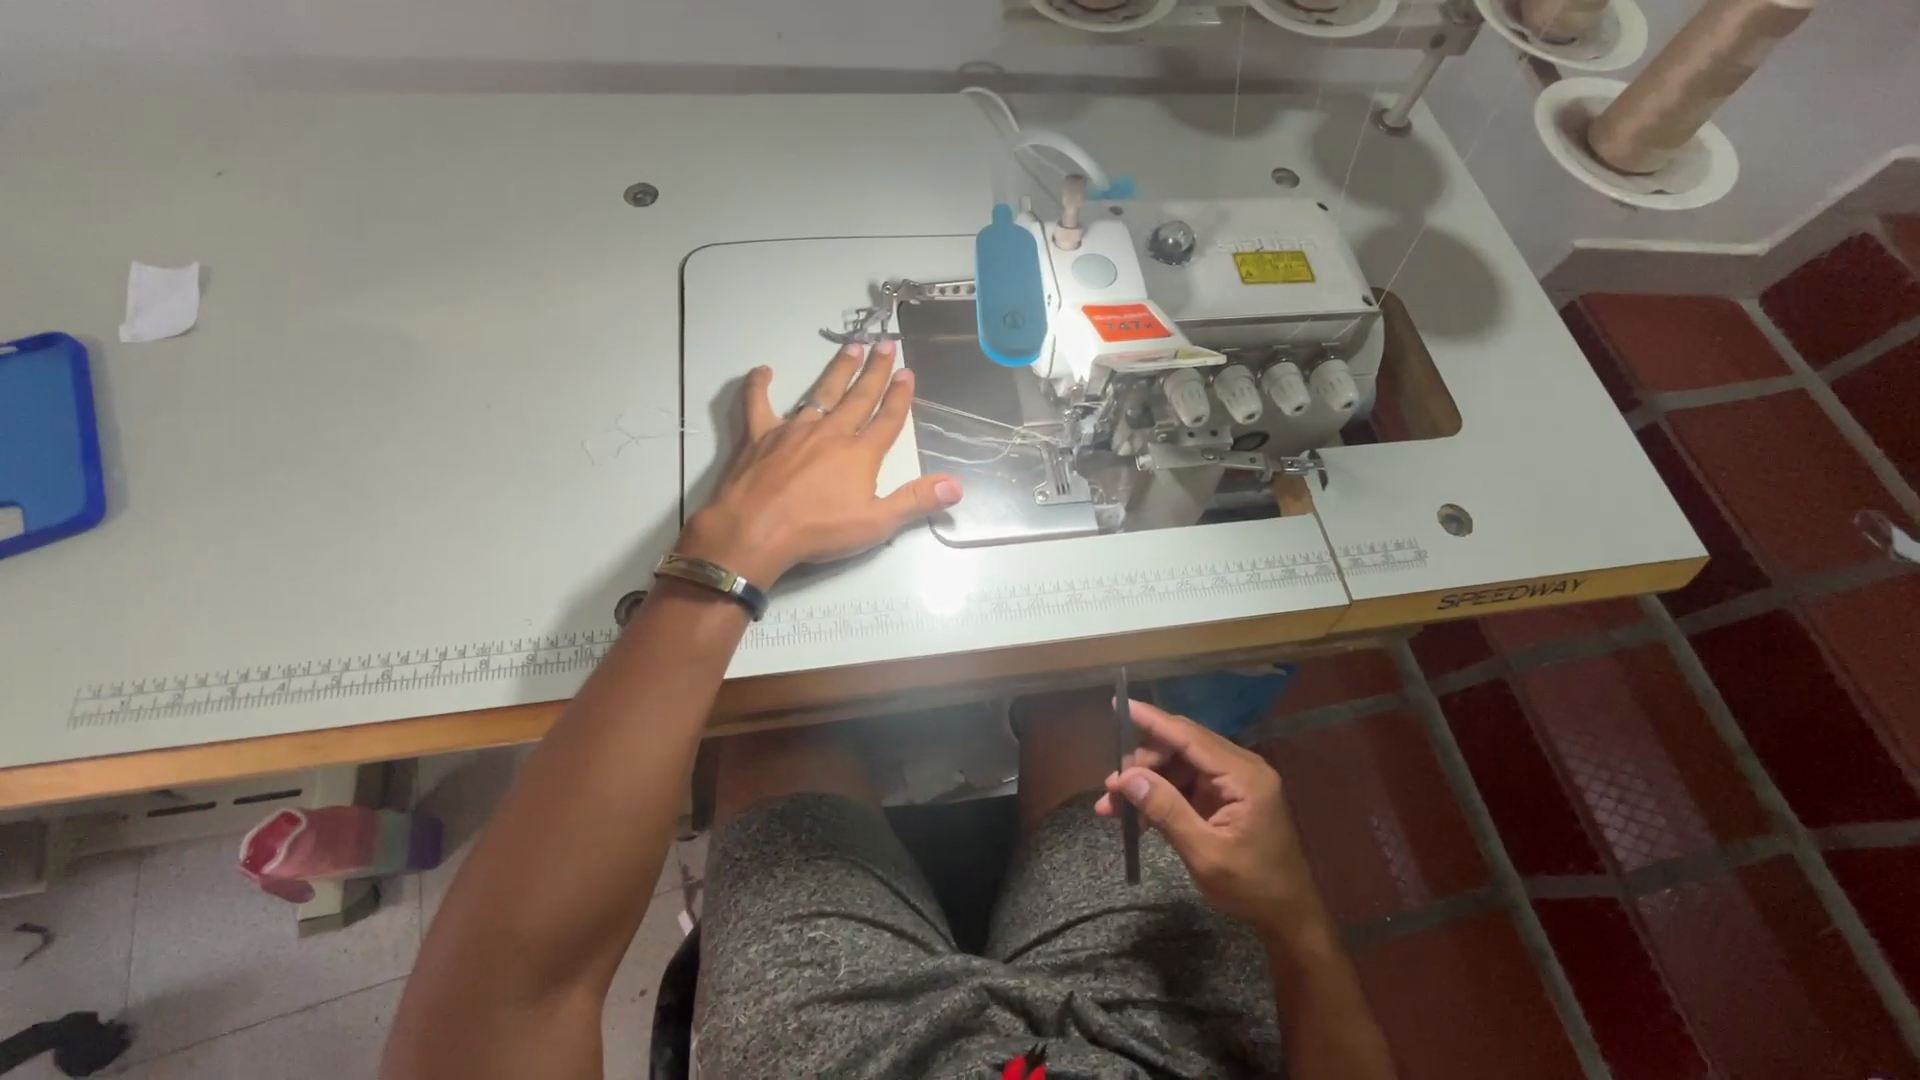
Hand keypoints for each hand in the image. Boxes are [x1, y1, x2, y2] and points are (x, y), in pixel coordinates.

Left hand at [677, 341, 962, 584]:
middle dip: (875, 370)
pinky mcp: (759, 435)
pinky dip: (759, 385)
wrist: (755, 531)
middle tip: (886, 344)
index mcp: (860, 453)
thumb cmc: (818, 531)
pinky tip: (764, 370)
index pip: (888, 418)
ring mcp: (793, 429)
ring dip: (837, 369)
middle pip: (858, 396)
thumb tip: (956, 485)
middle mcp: (831, 432)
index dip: (901, 396)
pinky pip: (757, 403)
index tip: (909, 373)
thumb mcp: (876, 523)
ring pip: (820, 392)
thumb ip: (916, 501)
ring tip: (851, 347)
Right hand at [1097, 699, 1329, 944]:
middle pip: (1181, 748)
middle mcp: (1242, 768)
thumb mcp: (1205, 853)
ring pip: (1179, 766)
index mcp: (1245, 776)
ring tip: (1113, 808)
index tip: (1119, 705)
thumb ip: (1166, 810)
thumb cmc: (1252, 887)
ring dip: (1147, 783)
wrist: (1289, 919)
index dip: (1153, 721)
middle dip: (1142, 764)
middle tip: (1110, 789)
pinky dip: (1161, 796)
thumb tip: (1126, 777)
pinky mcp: (1227, 797)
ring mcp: (1235, 782)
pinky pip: (1187, 784)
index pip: (1190, 736)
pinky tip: (1137, 816)